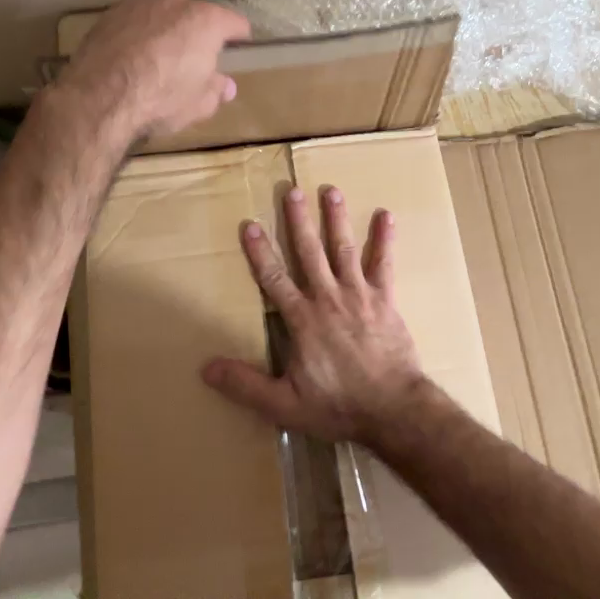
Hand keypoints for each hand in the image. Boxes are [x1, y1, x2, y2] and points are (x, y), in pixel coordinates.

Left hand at [58, 0, 249, 139]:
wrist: (98, 98)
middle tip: (194, 60)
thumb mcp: (198, 105)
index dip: (239, 38)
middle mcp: (175, 3)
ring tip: (159, 58)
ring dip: (166, 30)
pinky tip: (131, 57)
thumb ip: (216, 90)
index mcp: (206, 21)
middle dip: (198, 33)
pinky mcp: (111, 13)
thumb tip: (225, 85)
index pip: (235, 23)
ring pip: (164, 14)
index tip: (238, 48)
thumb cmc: (160, 100)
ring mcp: (140, 4)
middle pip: (196, 15)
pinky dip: (139, 34)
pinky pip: (136, 21)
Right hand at [202, 185, 426, 445]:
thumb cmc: (338, 406)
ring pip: (344, 249)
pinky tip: (386, 215)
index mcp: (302, 319)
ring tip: (330, 190)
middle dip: (298, 221)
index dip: (259, 251)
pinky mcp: (385, 300)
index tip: (249, 224)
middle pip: (309, 252)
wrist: (393, 409)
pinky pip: (384, 264)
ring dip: (336, 218)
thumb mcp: (284, 405)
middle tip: (292, 190)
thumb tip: (206, 368)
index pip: (274, 278)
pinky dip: (384, 240)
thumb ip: (246, 385)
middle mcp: (328, 298)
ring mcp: (359, 295)